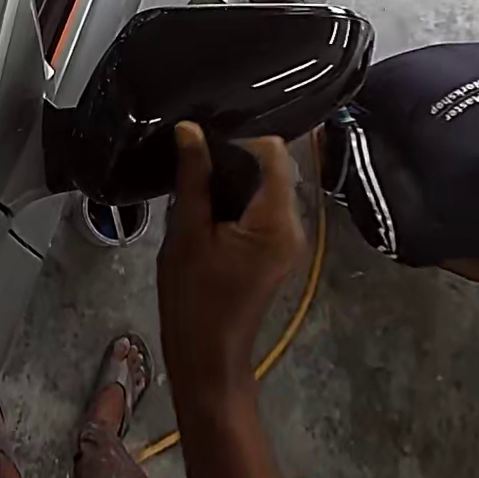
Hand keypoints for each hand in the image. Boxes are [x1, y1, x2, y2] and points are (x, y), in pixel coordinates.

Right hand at [159, 125, 306, 381]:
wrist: (205, 351)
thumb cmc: (193, 294)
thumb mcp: (186, 230)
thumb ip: (193, 177)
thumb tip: (189, 128)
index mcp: (276, 221)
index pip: (274, 156)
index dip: (241, 135)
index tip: (203, 125)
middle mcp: (291, 226)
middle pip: (271, 169)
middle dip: (232, 152)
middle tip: (189, 140)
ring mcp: (284, 239)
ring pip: (262, 185)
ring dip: (230, 172)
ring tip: (190, 160)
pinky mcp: (272, 247)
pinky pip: (257, 204)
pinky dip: (233, 192)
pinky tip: (200, 189)